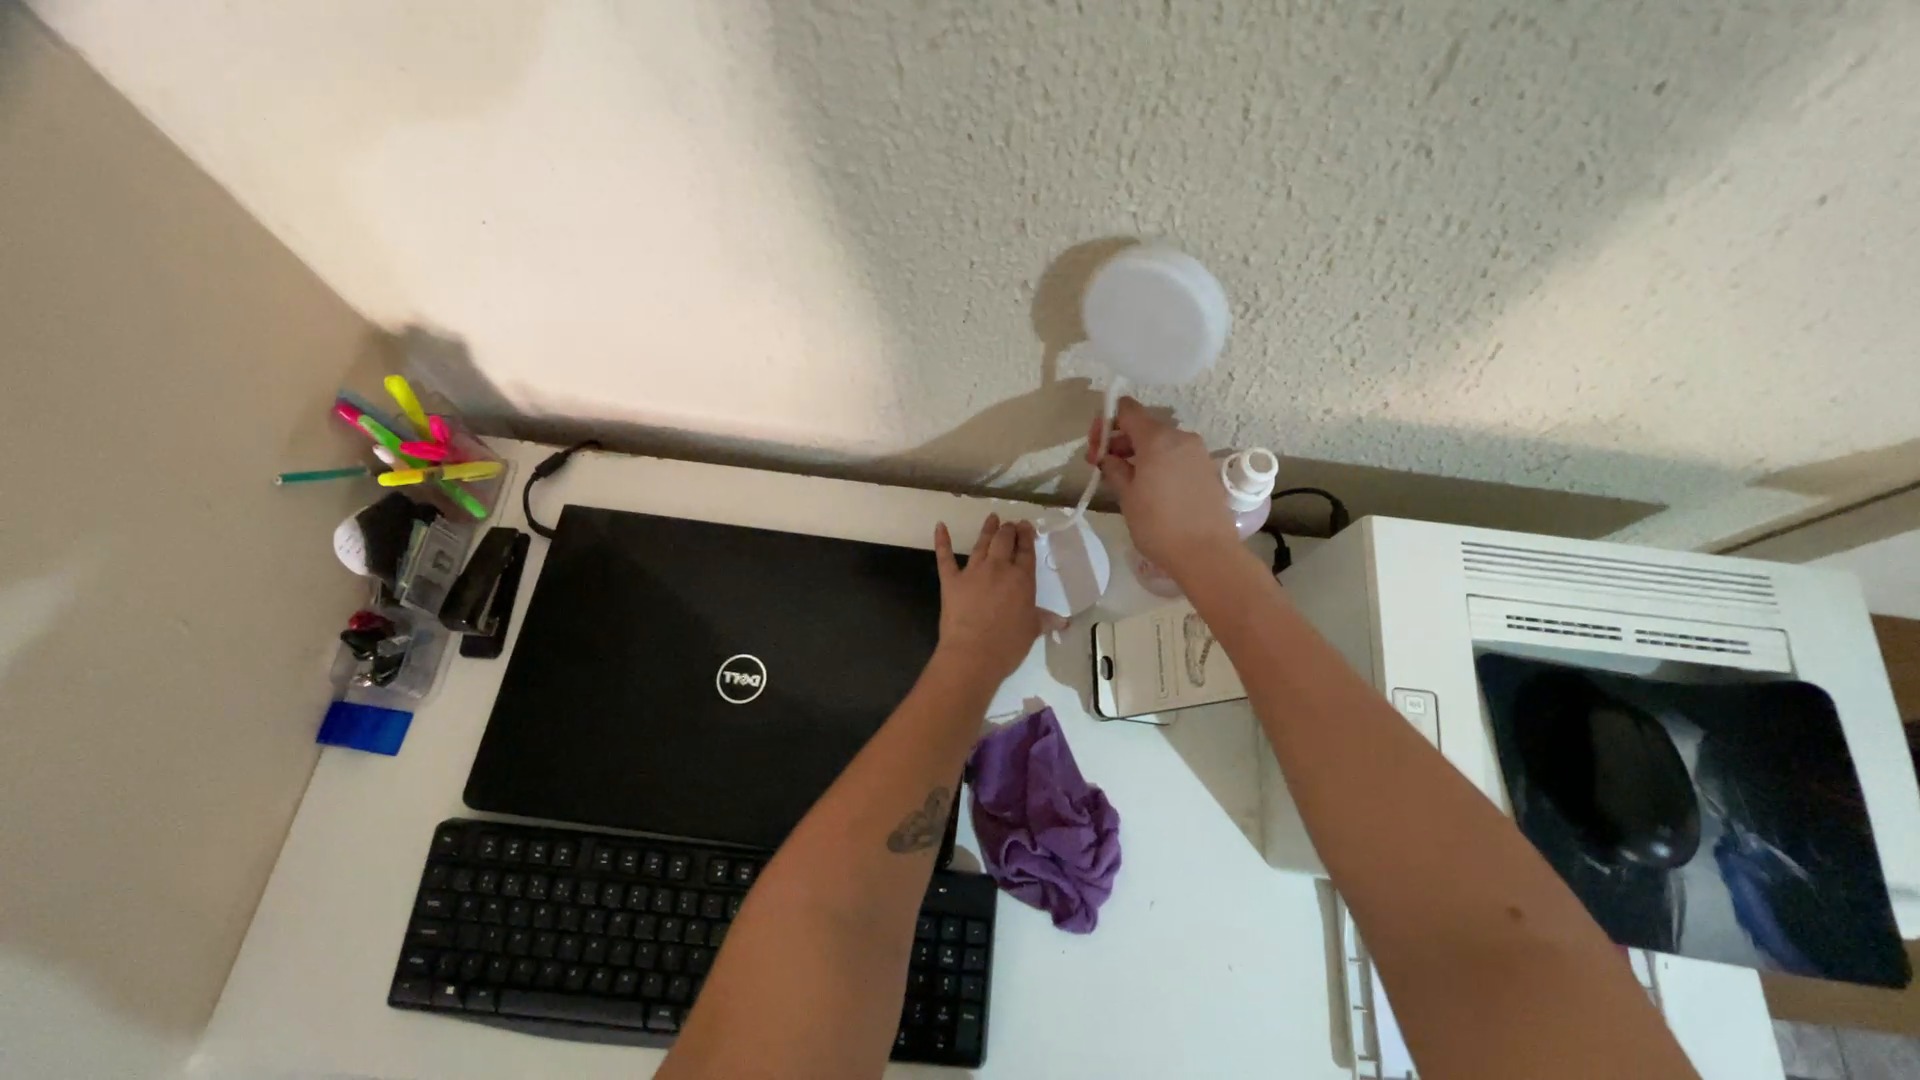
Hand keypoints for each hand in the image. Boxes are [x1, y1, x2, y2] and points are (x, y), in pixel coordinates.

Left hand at [932, 514, 1041, 684]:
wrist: (973, 654)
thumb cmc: (1008, 645)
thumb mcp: (1032, 630)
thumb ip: (1045, 620)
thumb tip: (1063, 622)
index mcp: (1022, 579)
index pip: (1026, 550)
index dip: (1026, 536)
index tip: (1026, 527)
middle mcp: (998, 568)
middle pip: (1004, 540)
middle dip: (1009, 529)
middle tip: (1010, 524)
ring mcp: (973, 572)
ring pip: (982, 544)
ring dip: (988, 529)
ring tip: (992, 518)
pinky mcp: (951, 580)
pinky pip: (945, 557)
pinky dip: (942, 540)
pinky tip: (940, 526)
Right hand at [1087, 397, 1240, 578]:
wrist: (1206, 553)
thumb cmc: (1158, 525)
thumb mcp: (1127, 496)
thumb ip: (1114, 469)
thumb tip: (1108, 457)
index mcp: (1158, 439)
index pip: (1128, 410)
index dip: (1106, 421)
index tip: (1095, 446)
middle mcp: (1181, 437)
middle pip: (1144, 426)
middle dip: (1120, 441)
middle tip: (1102, 465)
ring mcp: (1197, 453)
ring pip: (1161, 443)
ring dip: (1139, 453)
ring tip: (1124, 479)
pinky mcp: (1207, 470)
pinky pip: (1176, 457)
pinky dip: (1158, 463)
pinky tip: (1149, 487)